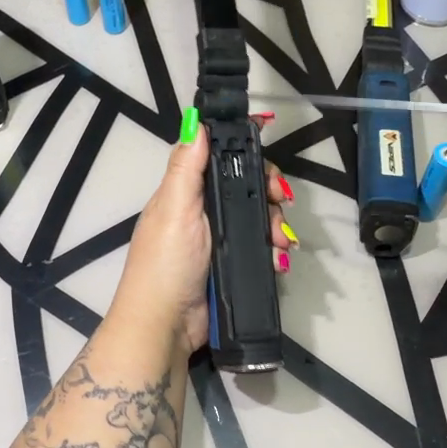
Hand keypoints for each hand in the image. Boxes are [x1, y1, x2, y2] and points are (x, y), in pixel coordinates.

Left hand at [108, 122, 292, 355]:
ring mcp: (218, 241)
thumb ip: (187, 167)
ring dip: (276, 226)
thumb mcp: (174, 208)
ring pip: (258, 219)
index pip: (220, 159)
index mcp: (185, 193)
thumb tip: (196, 122)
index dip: (246, 153)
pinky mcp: (231, 266)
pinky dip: (273, 252)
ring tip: (281, 242)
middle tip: (282, 203)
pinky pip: (260, 249)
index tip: (269, 156)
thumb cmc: (165, 262)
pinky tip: (278, 260)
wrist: (164, 325)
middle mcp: (202, 212)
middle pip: (246, 188)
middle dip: (270, 193)